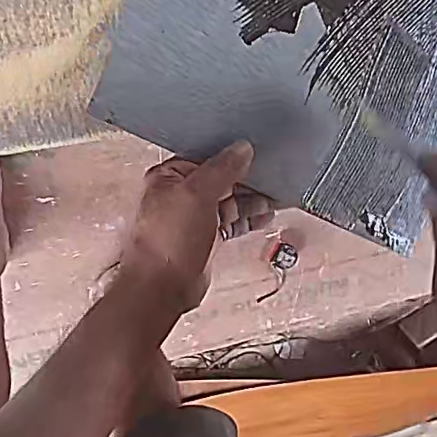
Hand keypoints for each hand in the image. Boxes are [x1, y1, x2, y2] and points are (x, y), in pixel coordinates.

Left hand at [118, 142, 271, 313]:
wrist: (162, 287)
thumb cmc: (166, 242)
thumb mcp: (197, 193)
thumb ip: (221, 169)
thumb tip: (241, 149)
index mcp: (168, 177)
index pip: (205, 157)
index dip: (230, 155)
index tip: (254, 153)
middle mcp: (179, 196)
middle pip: (219, 180)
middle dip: (246, 179)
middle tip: (271, 176)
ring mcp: (192, 219)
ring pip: (228, 202)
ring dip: (251, 200)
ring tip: (274, 197)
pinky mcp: (204, 239)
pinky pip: (231, 222)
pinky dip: (248, 219)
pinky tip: (265, 215)